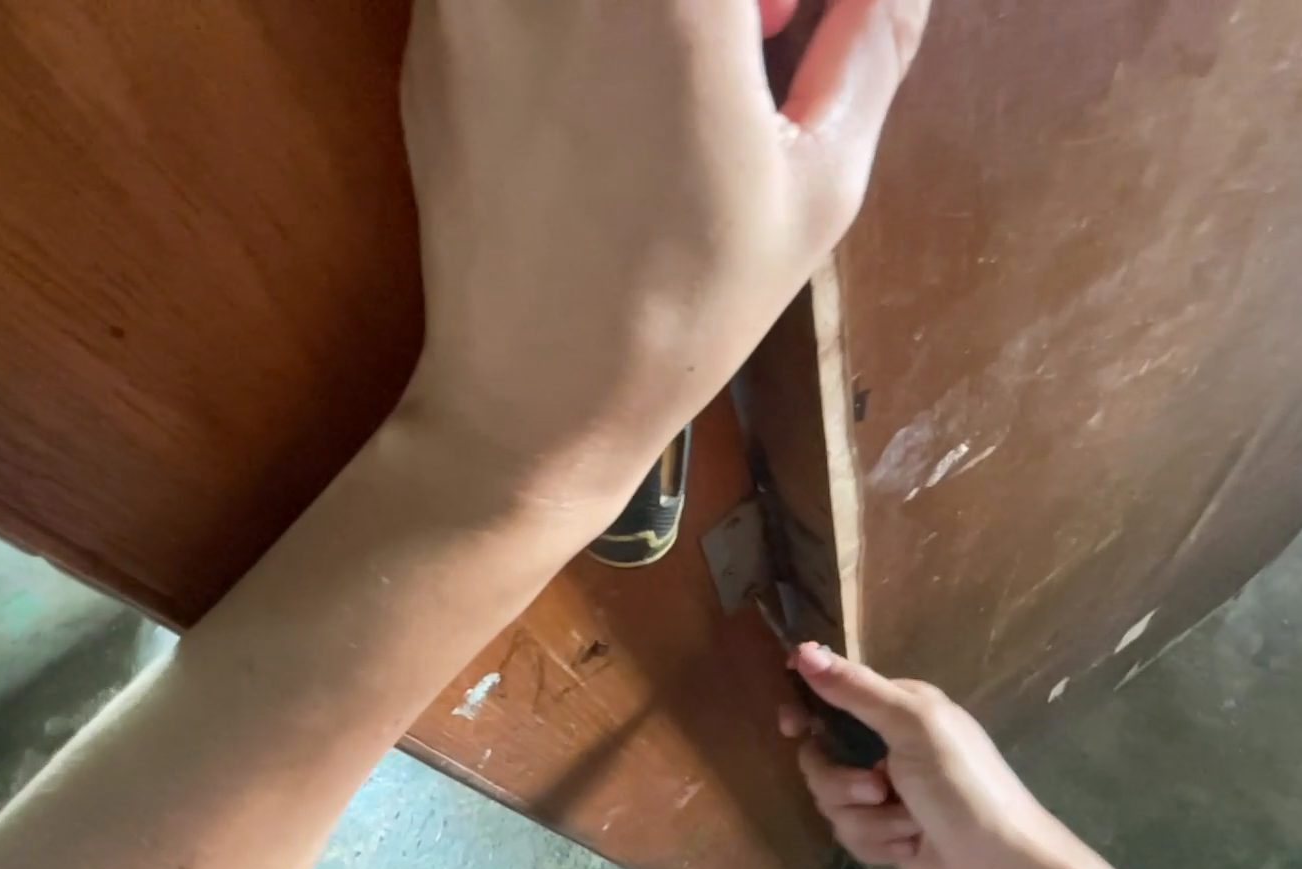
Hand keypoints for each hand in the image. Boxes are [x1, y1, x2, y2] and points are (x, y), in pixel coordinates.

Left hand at [396, 0, 929, 509]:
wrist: (535, 396)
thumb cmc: (689, 311)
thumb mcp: (818, 190)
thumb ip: (873, 45)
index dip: (773, 2)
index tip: (778, 35)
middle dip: (718, 8)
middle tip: (743, 43)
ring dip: (640, 18)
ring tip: (659, 82)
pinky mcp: (428, 42)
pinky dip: (568, 23)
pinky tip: (585, 108)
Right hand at [779, 644, 1072, 868]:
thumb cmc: (962, 786)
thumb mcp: (911, 726)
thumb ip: (855, 689)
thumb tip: (803, 650)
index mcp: (896, 709)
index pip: (834, 693)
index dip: (806, 707)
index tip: (791, 724)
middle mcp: (885, 744)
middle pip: (819, 753)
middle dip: (840, 779)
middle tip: (874, 789)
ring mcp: (882, 791)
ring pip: (829, 796)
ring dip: (865, 817)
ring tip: (904, 825)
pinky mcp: (881, 832)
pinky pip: (846, 830)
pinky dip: (876, 841)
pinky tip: (907, 848)